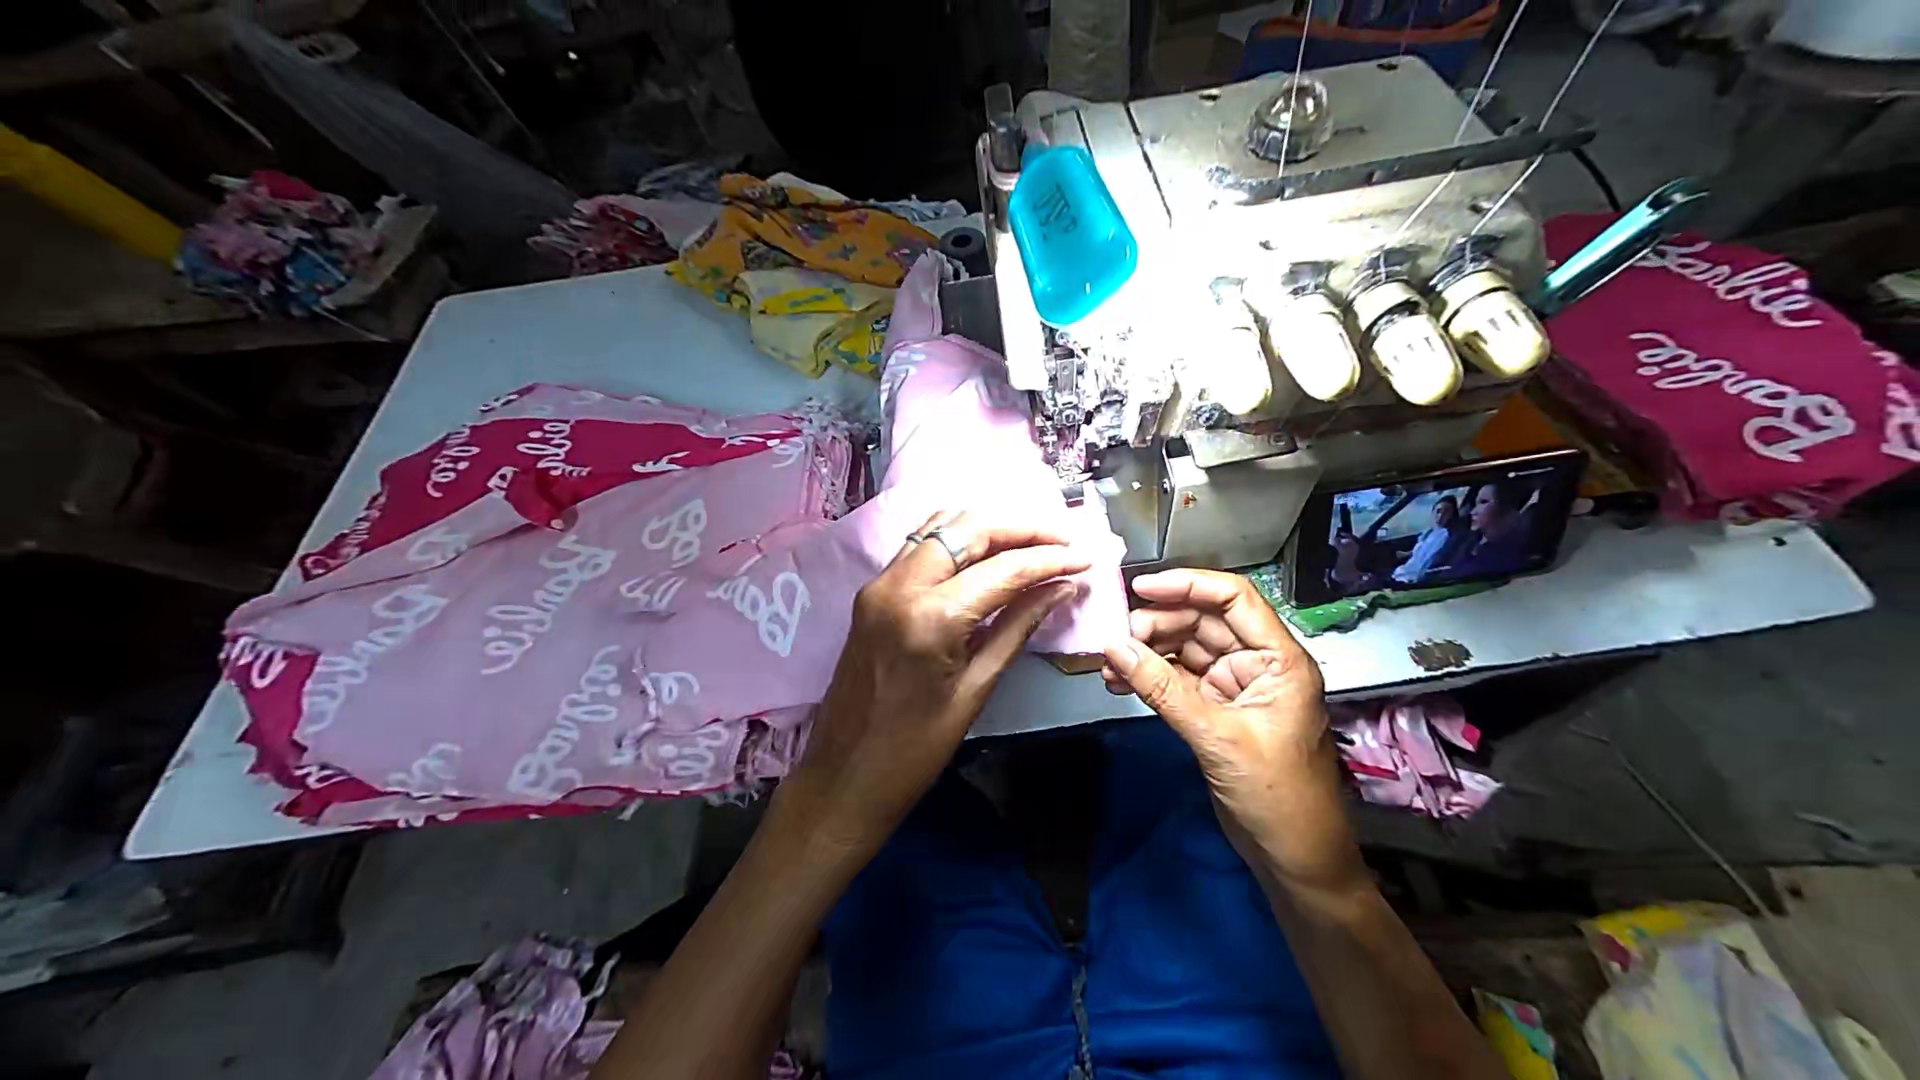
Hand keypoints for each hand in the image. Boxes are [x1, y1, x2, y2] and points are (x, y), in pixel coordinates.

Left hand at [777, 511, 1089, 857]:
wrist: (844, 774)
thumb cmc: (915, 749)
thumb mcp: (976, 689)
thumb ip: (1018, 627)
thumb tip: (1061, 588)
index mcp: (930, 616)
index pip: (1002, 568)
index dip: (1049, 560)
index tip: (1084, 559)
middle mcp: (899, 585)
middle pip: (968, 528)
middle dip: (1020, 528)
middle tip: (1061, 542)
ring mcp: (879, 583)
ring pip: (941, 527)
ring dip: (988, 528)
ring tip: (1031, 544)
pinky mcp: (871, 591)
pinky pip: (920, 546)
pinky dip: (958, 541)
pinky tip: (987, 555)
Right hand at [1099, 569, 1366, 894]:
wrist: (1294, 859)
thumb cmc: (1279, 797)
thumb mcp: (1218, 738)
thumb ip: (1164, 690)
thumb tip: (1114, 648)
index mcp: (1279, 659)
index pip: (1234, 599)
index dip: (1187, 585)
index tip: (1141, 588)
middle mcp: (1257, 664)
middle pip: (1202, 622)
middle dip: (1157, 625)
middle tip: (1117, 639)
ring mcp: (1234, 686)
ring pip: (1184, 650)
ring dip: (1147, 652)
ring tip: (1110, 663)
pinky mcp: (1214, 709)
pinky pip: (1176, 680)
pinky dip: (1149, 678)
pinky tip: (1120, 681)